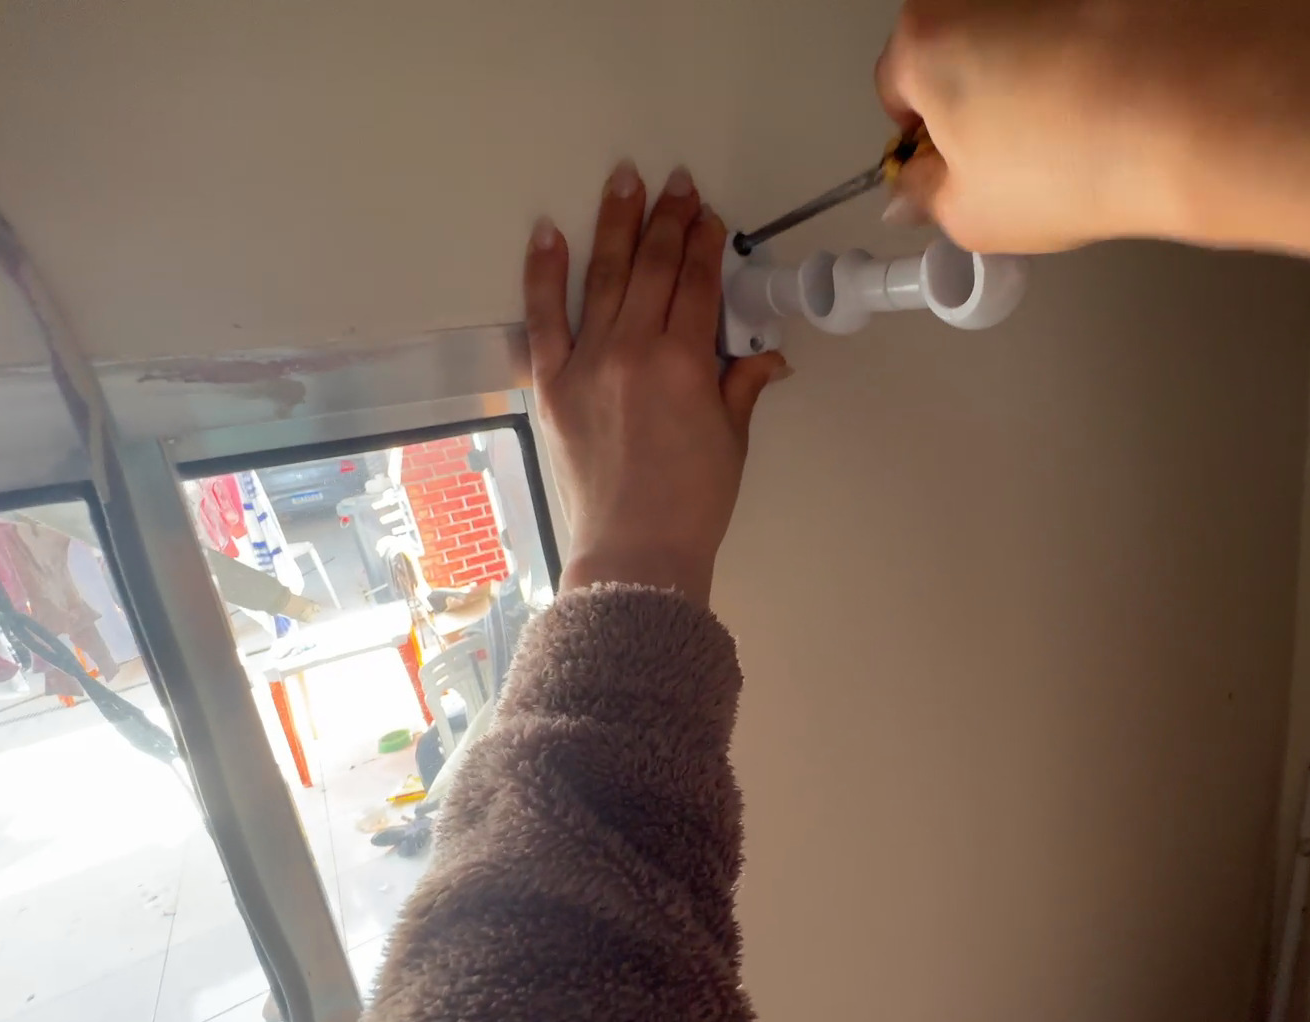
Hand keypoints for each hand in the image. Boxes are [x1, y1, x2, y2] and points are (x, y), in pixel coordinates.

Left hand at [524, 163, 789, 603]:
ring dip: (615, 224)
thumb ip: (742, 385)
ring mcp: (587, 363)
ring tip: (624, 182)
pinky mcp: (552, 384)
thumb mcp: (731, 441)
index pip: (698, 283)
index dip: (706, 244)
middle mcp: (634, 350)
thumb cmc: (693, 503)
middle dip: (668, 220)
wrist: (636, 552)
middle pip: (653, 267)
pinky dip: (544, 273)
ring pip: (603, 277)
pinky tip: (549, 233)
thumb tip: (766, 357)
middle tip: (675, 184)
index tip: (709, 217)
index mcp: (685, 363)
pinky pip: (543, 317)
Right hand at [875, 0, 1309, 253]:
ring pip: (1015, 29)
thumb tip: (913, 191)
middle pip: (954, 47)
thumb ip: (924, 199)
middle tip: (1017, 154)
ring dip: (1029, 70)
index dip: (921, 139)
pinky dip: (1080, 44)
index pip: (894, 91)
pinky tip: (1107, 87)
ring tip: (1073, 123)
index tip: (949, 166)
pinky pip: (1072, 18)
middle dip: (973, 98)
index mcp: (924, 39)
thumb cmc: (1080, 155)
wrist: (1197, 104)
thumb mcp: (971, 216)